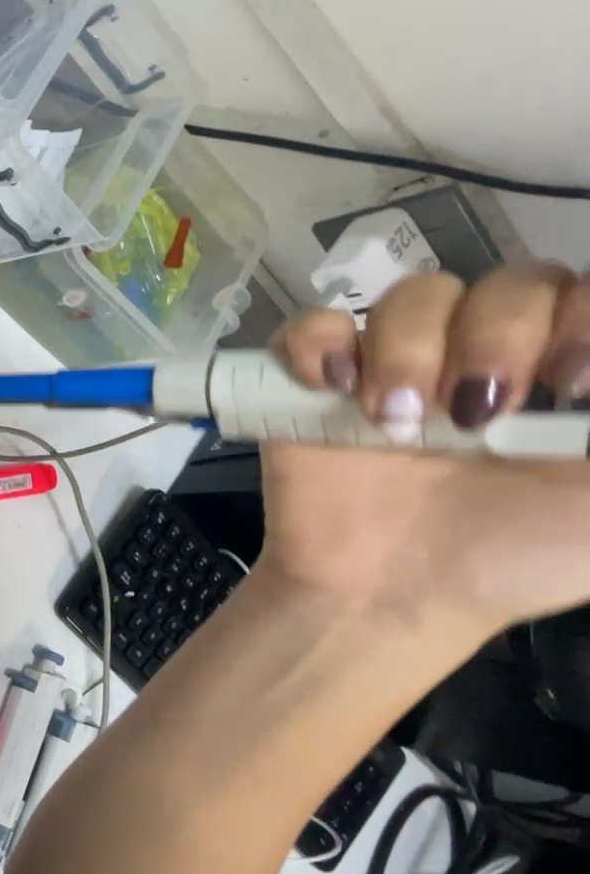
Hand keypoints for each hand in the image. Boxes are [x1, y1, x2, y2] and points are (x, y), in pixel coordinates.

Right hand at [269, 262, 589, 651]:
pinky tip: (331, 387)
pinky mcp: (312, 382)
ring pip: (414, 295)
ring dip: (408, 351)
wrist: (390, 591)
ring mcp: (394, 366)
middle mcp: (485, 357)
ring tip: (394, 423)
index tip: (574, 389)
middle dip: (496, 341)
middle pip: (510, 282)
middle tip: (473, 416)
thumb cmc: (518, 555)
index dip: (585, 321)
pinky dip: (319, 343)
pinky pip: (311, 324)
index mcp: (567, 374)